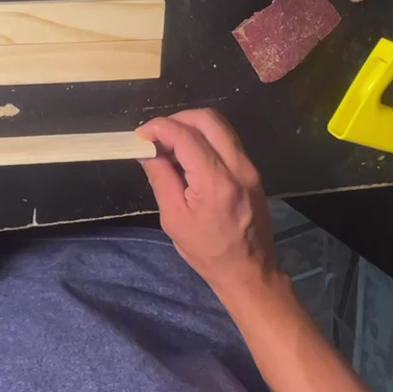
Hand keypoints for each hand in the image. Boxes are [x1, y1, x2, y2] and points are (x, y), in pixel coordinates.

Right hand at [137, 109, 280, 296]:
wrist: (250, 271)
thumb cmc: (206, 251)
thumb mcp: (174, 218)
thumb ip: (160, 177)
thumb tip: (146, 149)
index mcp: (215, 182)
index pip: (185, 136)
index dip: (159, 128)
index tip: (140, 136)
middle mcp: (238, 167)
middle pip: (207, 119)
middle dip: (177, 119)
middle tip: (157, 137)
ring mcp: (249, 167)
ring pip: (219, 126)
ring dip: (191, 127)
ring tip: (170, 147)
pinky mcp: (252, 171)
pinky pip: (226, 141)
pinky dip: (204, 139)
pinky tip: (188, 158)